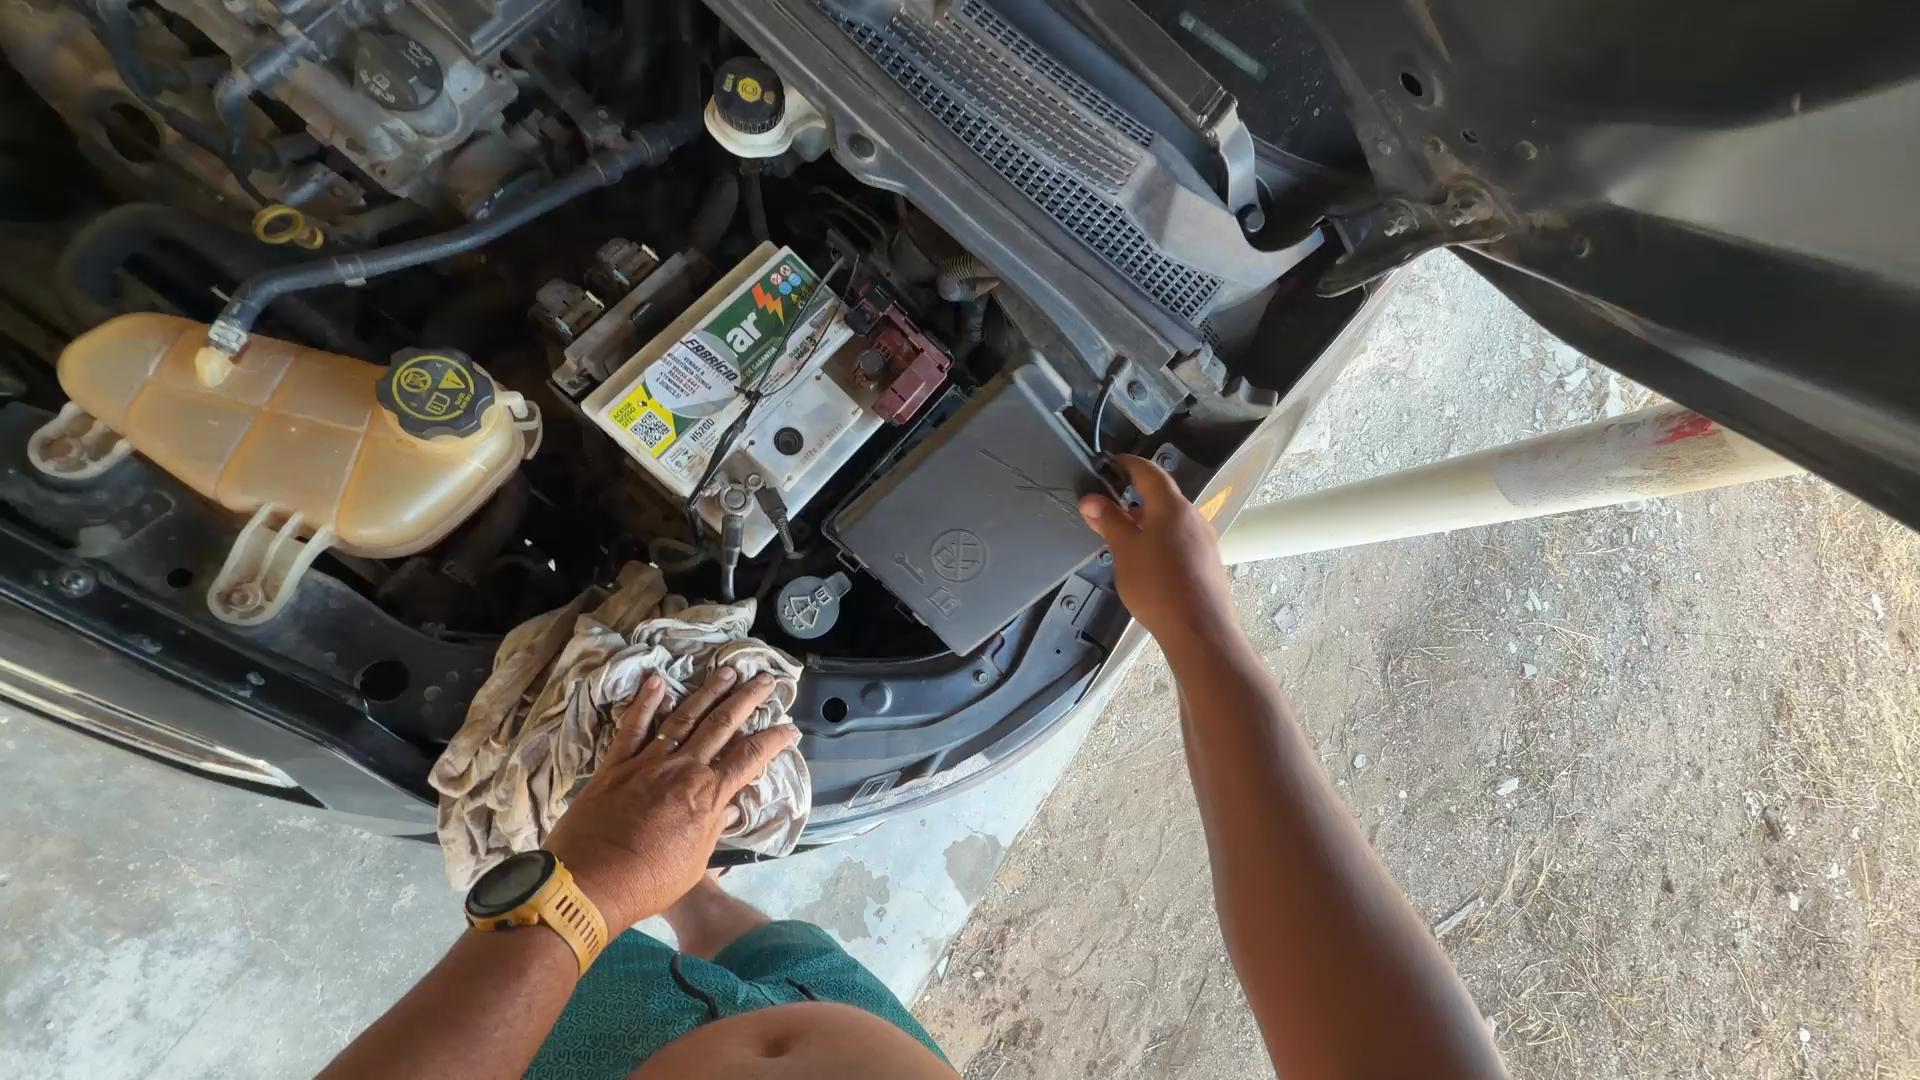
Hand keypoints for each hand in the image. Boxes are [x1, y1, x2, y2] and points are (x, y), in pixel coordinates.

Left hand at [543, 668, 799, 929]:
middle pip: (723, 724)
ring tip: (727, 672)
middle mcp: (683, 769)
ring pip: (684, 717)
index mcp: (708, 794)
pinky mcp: (615, 765)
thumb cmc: (647, 882)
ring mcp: (648, 763)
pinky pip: (633, 727)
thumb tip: (730, 809)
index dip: (773, 740)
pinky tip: (657, 681)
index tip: (789, 729)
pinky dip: (645, 703)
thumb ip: (713, 830)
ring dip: (708, 692)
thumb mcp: (695, 863)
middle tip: (765, 679)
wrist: (586, 887)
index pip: (750, 757)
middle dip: (747, 699)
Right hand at [1080, 454, 1239, 649]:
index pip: (1149, 472)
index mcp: (1172, 507)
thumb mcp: (1124, 550)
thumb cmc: (1157, 585)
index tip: (1110, 463)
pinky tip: (1147, 561)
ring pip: (1171, 520)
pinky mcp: (1207, 563)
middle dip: (1134, 498)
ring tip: (1122, 537)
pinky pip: (1179, 540)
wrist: (1200, 630)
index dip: (1128, 464)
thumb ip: (1109, 521)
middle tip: (1107, 507)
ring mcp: (1204, 540)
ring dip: (1147, 521)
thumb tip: (1091, 499)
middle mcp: (1193, 517)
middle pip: (1162, 497)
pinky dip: (1160, 539)